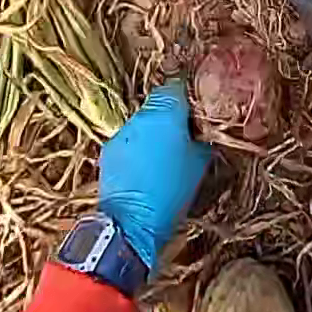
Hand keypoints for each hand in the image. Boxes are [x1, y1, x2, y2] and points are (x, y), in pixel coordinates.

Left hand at [97, 81, 211, 270]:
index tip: (197, 109)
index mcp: (166, 112)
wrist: (129, 226)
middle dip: (171, 115)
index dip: (188, 94)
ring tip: (165, 153)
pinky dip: (138, 147)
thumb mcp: (200, 160)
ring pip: (143, 122)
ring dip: (154, 131)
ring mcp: (121, 134)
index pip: (177, 85)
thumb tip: (204, 128)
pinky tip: (146, 167)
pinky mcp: (108, 152)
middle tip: (185, 133)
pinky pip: (129, 140)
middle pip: (159, 103)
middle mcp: (141, 116)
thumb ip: (201, 135)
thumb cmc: (171, 190)